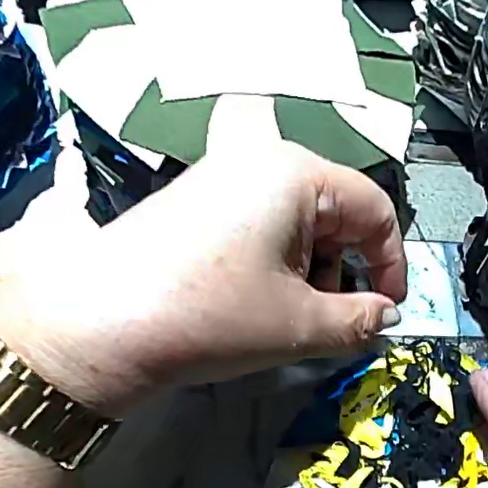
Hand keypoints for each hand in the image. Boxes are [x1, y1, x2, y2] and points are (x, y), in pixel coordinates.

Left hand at [0, 141, 406, 415]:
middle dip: (347, 269)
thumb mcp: (302, 325)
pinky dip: (278, 263)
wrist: (94, 328)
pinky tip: (256, 299)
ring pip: (301, 221)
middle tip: (333, 317)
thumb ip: (362, 319)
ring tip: (289, 314)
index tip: (388, 309)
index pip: (376, 208)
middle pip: (338, 212)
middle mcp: (260, 158)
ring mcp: (223, 175)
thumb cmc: (212, 316)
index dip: (392, 263)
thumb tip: (388, 316)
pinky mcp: (197, 200)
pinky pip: (263, 223)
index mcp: (296, 173)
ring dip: (313, 270)